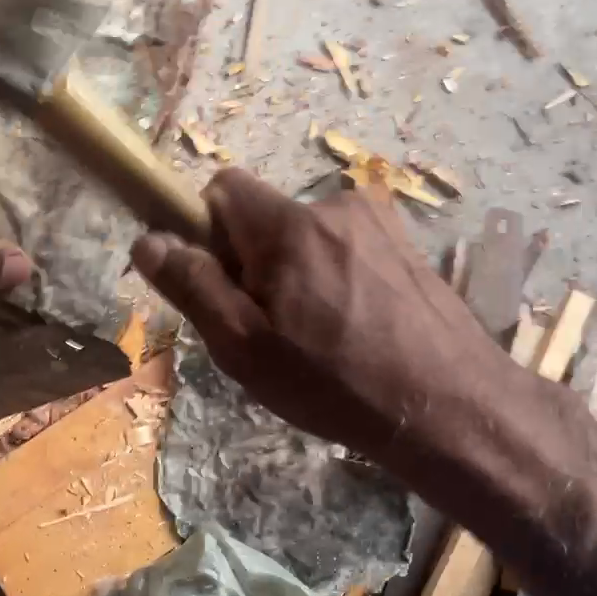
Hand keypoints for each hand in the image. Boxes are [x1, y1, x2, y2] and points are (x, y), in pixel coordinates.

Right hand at [131, 171, 503, 462]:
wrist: (449, 408)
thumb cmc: (333, 381)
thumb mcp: (242, 345)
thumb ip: (192, 286)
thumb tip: (147, 241)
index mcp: (289, 226)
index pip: (222, 187)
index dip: (204, 231)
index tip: (215, 284)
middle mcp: (335, 206)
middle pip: (262, 218)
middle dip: (248, 263)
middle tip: (263, 329)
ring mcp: (379, 224)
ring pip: (302, 238)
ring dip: (290, 276)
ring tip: (309, 339)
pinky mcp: (404, 247)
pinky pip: (340, 250)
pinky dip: (328, 282)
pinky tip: (346, 333)